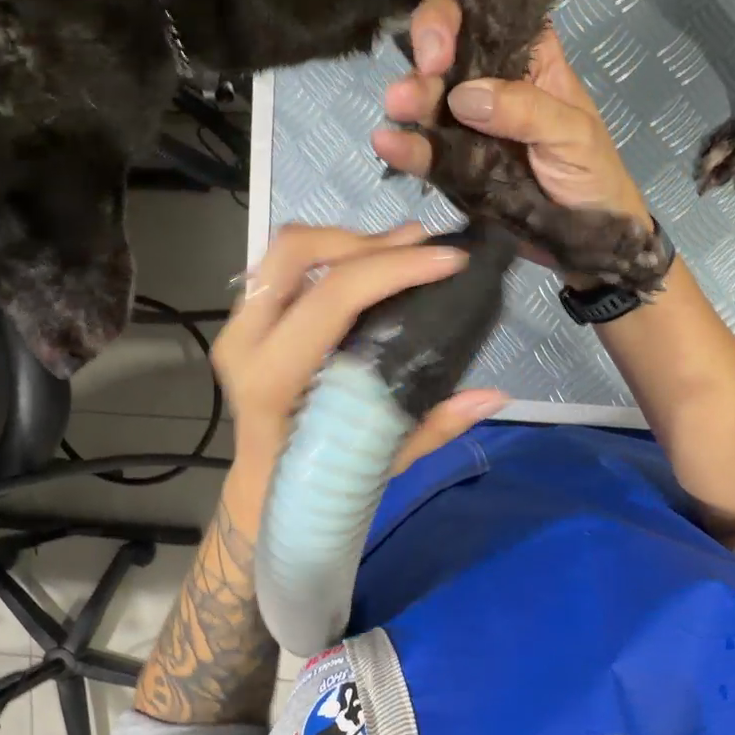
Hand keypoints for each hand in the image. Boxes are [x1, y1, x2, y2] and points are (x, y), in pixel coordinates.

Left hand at [214, 223, 509, 480]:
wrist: (263, 494)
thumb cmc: (317, 486)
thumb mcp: (376, 464)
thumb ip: (431, 428)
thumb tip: (495, 395)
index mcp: (273, 381)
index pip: (331, 300)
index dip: (393, 270)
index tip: (449, 261)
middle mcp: (245, 343)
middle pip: (296, 252)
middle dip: (367, 240)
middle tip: (421, 246)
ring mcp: (239, 327)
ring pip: (288, 251)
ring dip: (350, 241)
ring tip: (406, 246)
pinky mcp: (247, 322)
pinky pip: (286, 268)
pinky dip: (333, 256)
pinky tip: (375, 263)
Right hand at [371, 0, 651, 267]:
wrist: (592, 244)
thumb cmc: (594, 176)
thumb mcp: (572, 134)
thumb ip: (524, 110)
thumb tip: (464, 96)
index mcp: (528, 61)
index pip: (483, 22)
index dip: (452, 24)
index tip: (439, 52)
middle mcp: (494, 87)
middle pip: (446, 59)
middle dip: (422, 71)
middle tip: (408, 96)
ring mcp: (473, 130)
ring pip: (431, 105)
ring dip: (410, 107)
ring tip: (394, 116)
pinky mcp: (461, 170)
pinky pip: (430, 154)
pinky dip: (409, 150)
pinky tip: (390, 146)